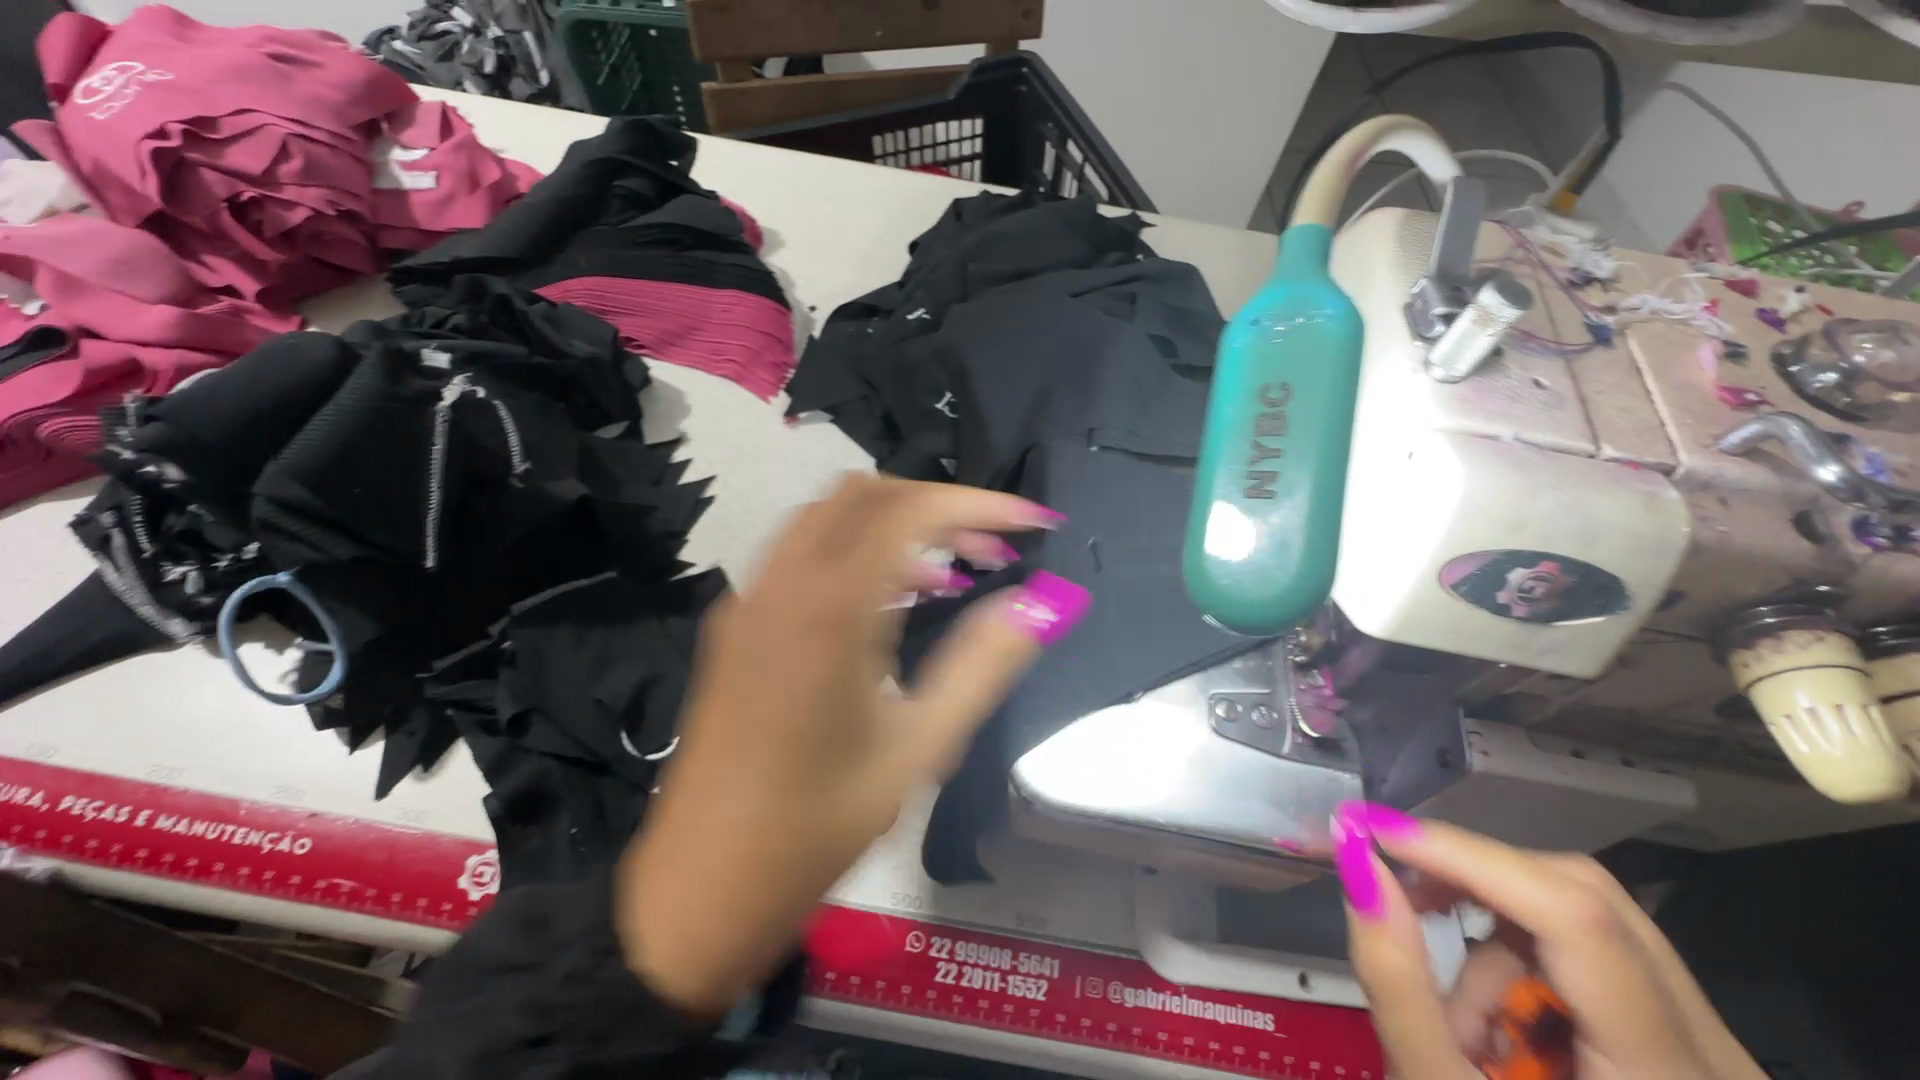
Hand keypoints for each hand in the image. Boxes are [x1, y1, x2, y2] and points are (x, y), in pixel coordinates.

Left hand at [616, 474, 1088, 1016]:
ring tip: (950, 576)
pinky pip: (799, 558)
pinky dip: (852, 554)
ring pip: (826, 520)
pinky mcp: (735, 628)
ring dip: (892, 526)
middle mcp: (780, 584)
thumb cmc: (817, 825)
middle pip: (864, 495)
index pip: (910, 511)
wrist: (702, 885)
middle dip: (936, 506)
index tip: (1032, 525)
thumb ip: (982, 664)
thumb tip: (1038, 603)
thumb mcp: (918, 749)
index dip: (980, 504)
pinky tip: (887, 607)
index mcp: (828, 607)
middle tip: (992, 552)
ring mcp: (749, 603)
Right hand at [1332, 802, 1765, 1079]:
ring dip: (1493, 940)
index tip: (1372, 831)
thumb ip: (1399, 984)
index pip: (1574, 915)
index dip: (1468, 856)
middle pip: (1585, 898)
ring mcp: (1714, 1048)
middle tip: (1393, 893)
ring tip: (1453, 1019)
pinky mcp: (1690, 1045)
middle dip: (1472, 885)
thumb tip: (1360, 869)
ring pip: (1587, 919)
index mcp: (1666, 1076)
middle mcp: (1717, 1052)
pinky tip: (1495, 1028)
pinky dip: (1523, 966)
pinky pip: (1596, 956)